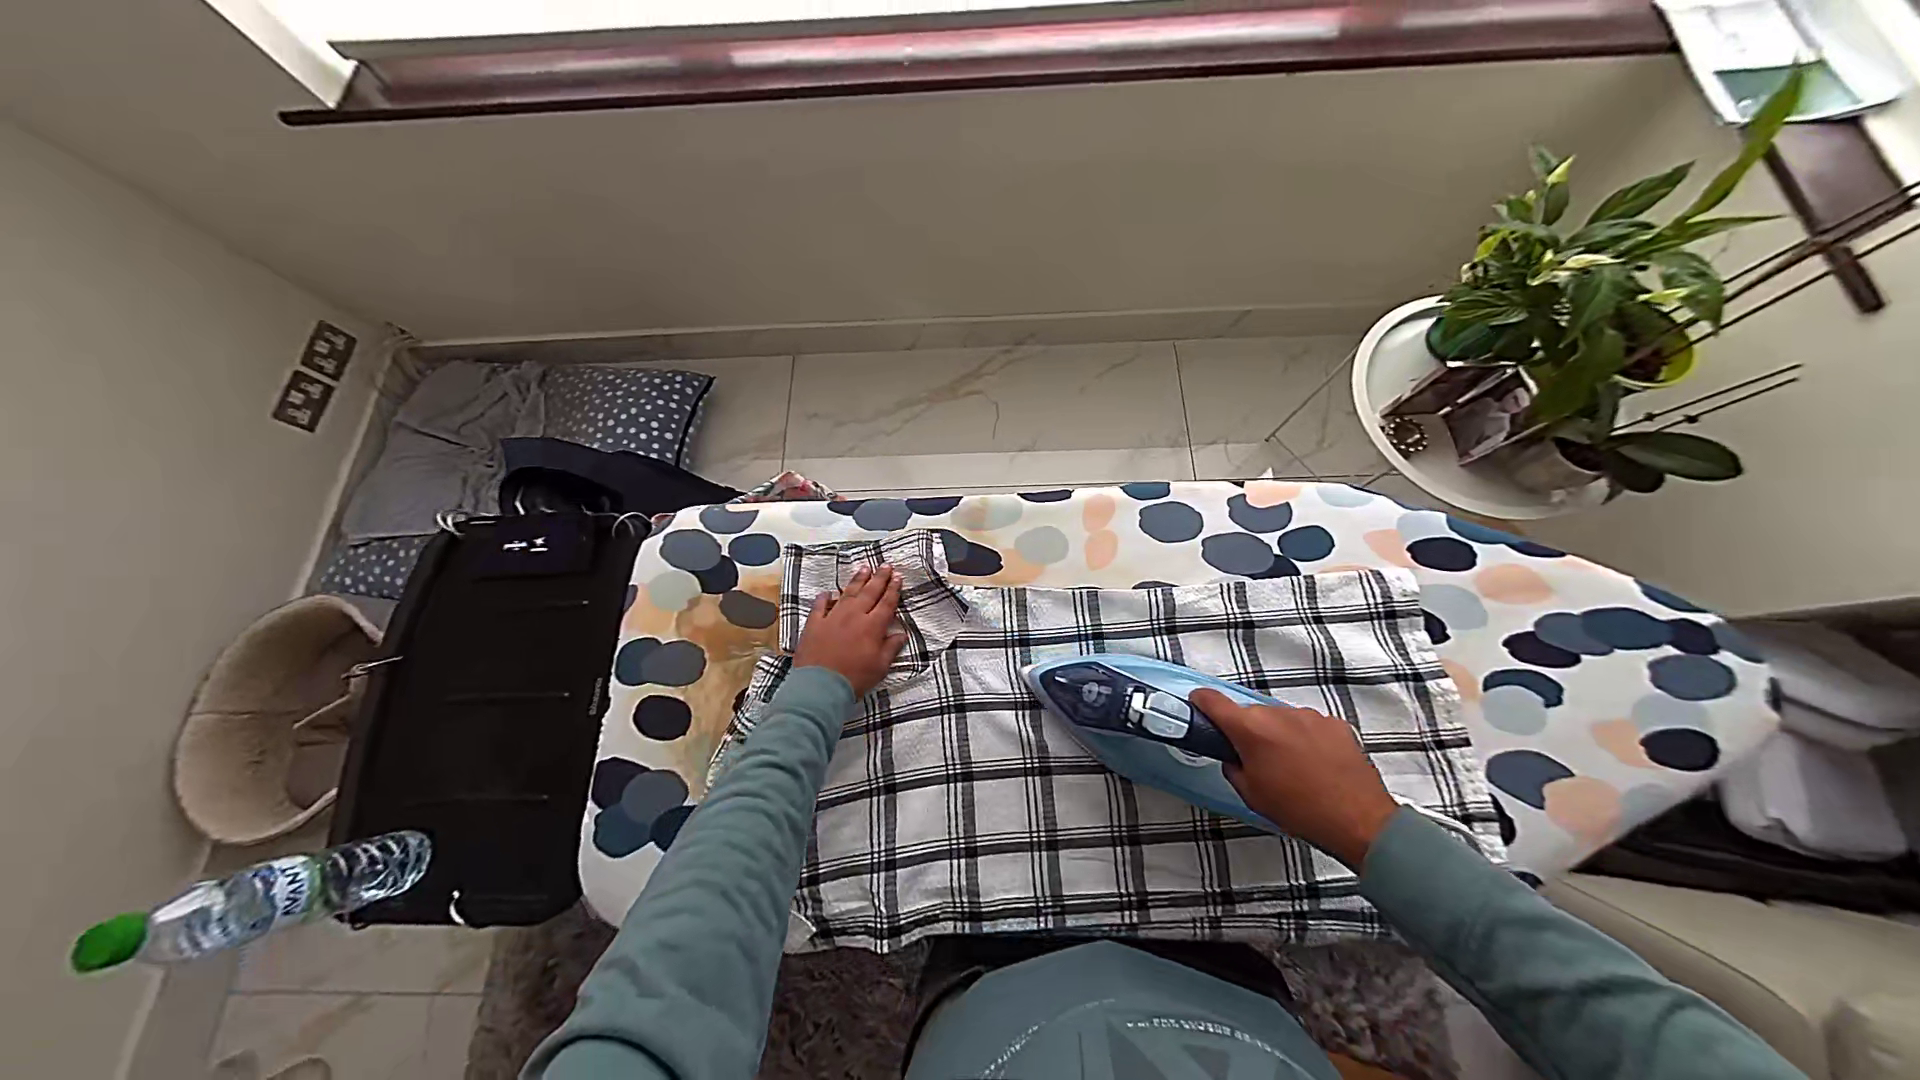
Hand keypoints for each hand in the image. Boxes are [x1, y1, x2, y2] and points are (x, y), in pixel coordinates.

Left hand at [793, 566, 907, 696]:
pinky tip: (827, 592)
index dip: (893, 589)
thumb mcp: (880, 667)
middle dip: (879, 578)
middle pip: (869, 592)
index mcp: (872, 626)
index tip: (898, 577)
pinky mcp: (814, 624)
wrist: (820, 686)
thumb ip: (891, 648)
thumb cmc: (854, 678)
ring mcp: (832, 617)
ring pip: (847, 594)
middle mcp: (854, 616)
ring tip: (864, 569)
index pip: (886, 603)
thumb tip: (901, 634)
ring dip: (857, 580)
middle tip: (885, 565)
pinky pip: (820, 606)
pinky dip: (824, 598)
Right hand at [1190, 689, 1399, 869]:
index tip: (1198, 706)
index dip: (1200, 702)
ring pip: (1280, 718)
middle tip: (1254, 758)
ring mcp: (1308, 716)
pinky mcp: (1334, 723)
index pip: (1212, 700)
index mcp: (1249, 728)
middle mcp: (1277, 714)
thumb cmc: (1299, 810)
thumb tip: (1234, 756)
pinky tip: (1314, 763)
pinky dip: (1305, 738)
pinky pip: (1308, 725)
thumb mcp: (1250, 793)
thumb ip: (1232, 766)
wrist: (1358, 821)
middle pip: (1250, 712)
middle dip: (1247, 729)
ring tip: (1291, 766)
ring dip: (1278, 734)